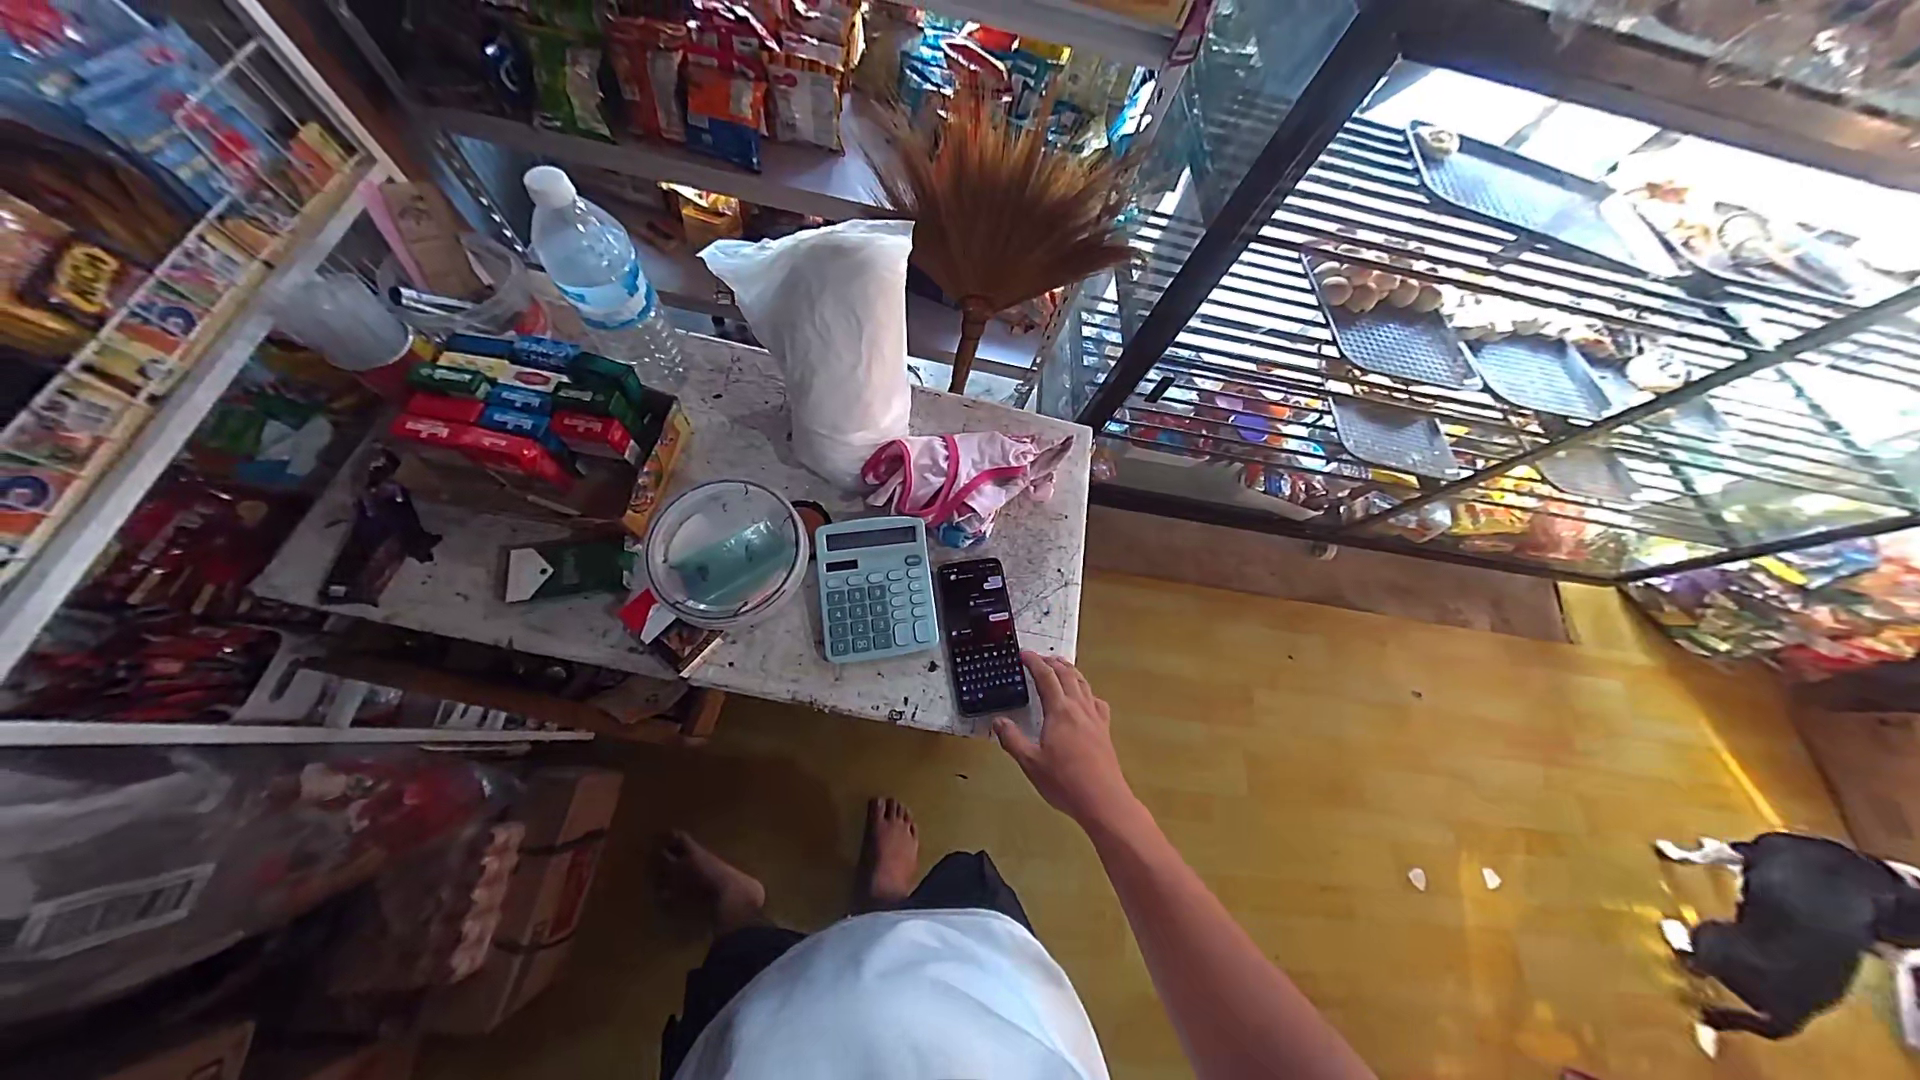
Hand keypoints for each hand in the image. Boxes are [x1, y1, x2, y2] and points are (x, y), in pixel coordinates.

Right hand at [993, 652, 1137, 829]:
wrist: (1103, 800)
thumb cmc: (1064, 782)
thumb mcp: (1030, 762)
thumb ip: (1012, 739)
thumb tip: (998, 722)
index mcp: (1059, 711)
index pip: (1046, 677)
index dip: (1034, 663)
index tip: (1024, 654)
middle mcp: (1079, 708)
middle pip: (1067, 675)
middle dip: (1052, 663)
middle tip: (1041, 658)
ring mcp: (1095, 718)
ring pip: (1083, 684)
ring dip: (1070, 671)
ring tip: (1061, 667)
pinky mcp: (1104, 730)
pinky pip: (1096, 701)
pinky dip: (1087, 692)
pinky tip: (1086, 698)